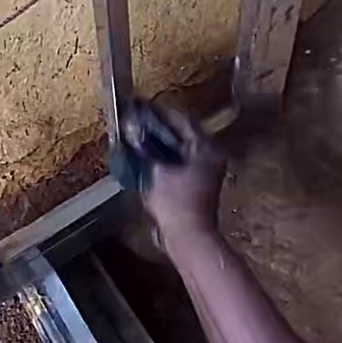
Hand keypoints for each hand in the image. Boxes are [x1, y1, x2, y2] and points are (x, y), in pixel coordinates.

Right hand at [124, 105, 224, 239]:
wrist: (188, 237)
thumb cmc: (174, 203)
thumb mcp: (155, 171)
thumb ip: (144, 147)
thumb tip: (130, 126)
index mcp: (205, 147)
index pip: (181, 119)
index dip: (158, 111)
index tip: (138, 105)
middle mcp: (211, 154)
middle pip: (182, 131)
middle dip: (158, 125)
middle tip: (135, 118)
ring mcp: (207, 168)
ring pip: (180, 145)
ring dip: (160, 140)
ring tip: (137, 133)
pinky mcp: (199, 181)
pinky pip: (180, 159)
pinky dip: (165, 154)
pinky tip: (147, 154)